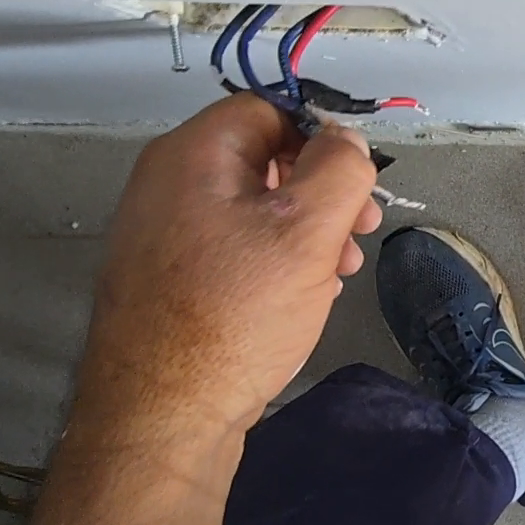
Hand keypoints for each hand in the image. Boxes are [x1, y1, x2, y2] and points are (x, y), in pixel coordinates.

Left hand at [70, 95, 381, 446]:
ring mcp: (168, 234)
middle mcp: (170, 185)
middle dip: (325, 191)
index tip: (358, 180)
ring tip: (338, 270)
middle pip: (267, 159)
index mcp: (193, 157)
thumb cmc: (239, 311)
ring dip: (311, 230)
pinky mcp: (175, 277)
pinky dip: (281, 259)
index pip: (268, 110)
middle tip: (360, 230)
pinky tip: (306, 292)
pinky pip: (240, 246)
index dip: (322, 135)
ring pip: (259, 207)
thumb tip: (347, 138)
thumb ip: (340, 169)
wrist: (164, 414)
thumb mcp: (308, 228)